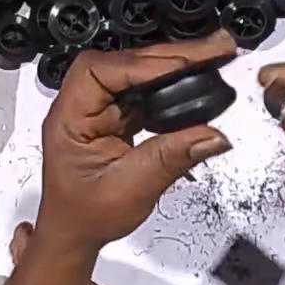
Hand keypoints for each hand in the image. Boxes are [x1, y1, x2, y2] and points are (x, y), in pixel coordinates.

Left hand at [35, 33, 236, 253]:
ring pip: (137, 75)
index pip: (103, 71)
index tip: (185, 64)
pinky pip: (144, 93)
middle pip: (125, 64)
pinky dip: (171, 86)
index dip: (145, 64)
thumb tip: (212, 136)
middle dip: (171, 57)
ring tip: (212, 58)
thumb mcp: (130, 189)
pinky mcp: (115, 119)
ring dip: (174, 67)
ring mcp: (99, 111)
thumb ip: (171, 158)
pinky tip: (194, 82)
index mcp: (69, 118)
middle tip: (214, 49)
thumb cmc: (85, 217)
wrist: (75, 235)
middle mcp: (81, 107)